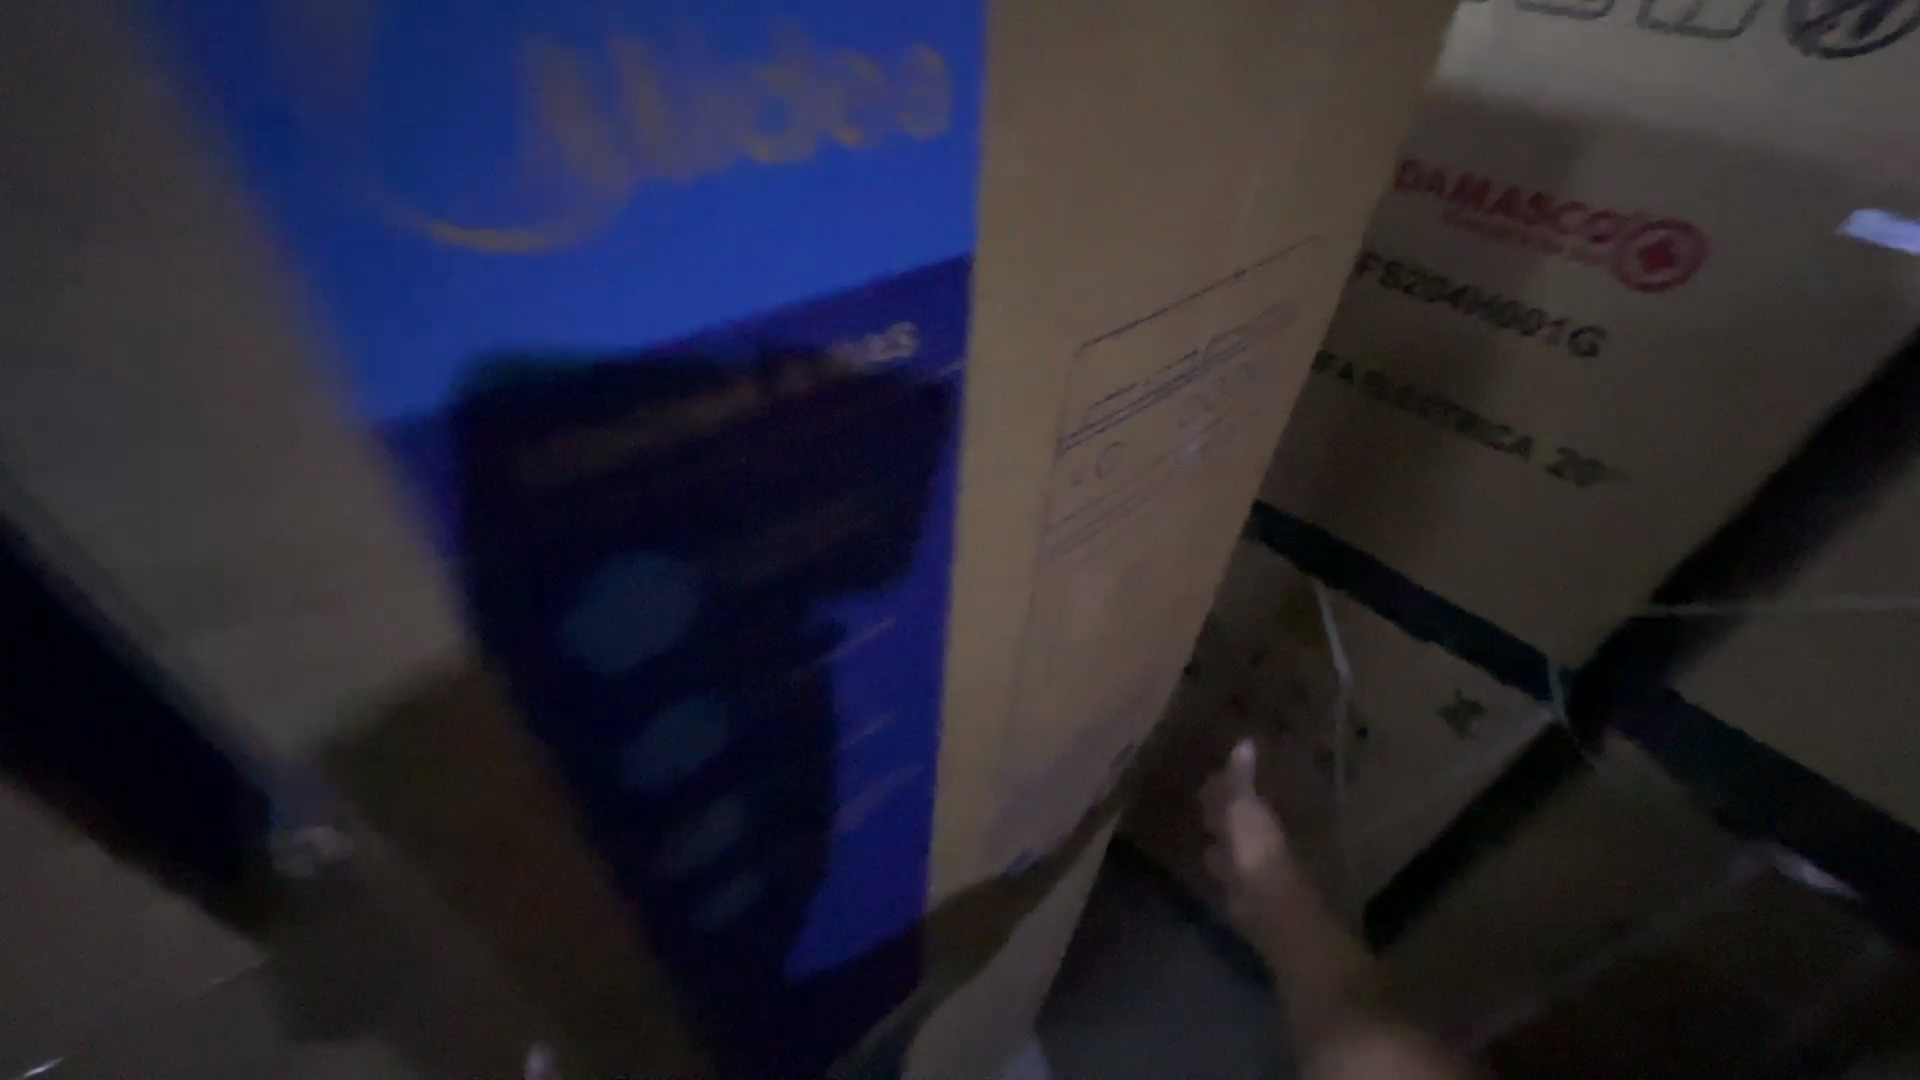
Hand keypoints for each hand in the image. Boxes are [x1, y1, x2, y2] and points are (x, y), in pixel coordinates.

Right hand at [1201, 739, 1292, 931]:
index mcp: (1258, 813)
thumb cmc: (1254, 848)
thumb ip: (1240, 778)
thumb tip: (1246, 740)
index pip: (1239, 792)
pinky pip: (1224, 869)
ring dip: (1219, 837)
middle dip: (1221, 810)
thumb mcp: (1243, 806)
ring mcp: (1248, 864)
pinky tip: (1204, 860)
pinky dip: (1216, 864)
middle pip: (1235, 818)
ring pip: (1230, 843)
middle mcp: (1256, 835)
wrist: (1266, 905)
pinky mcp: (1239, 889)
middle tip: (1200, 800)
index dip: (1223, 786)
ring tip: (1199, 827)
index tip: (1208, 778)